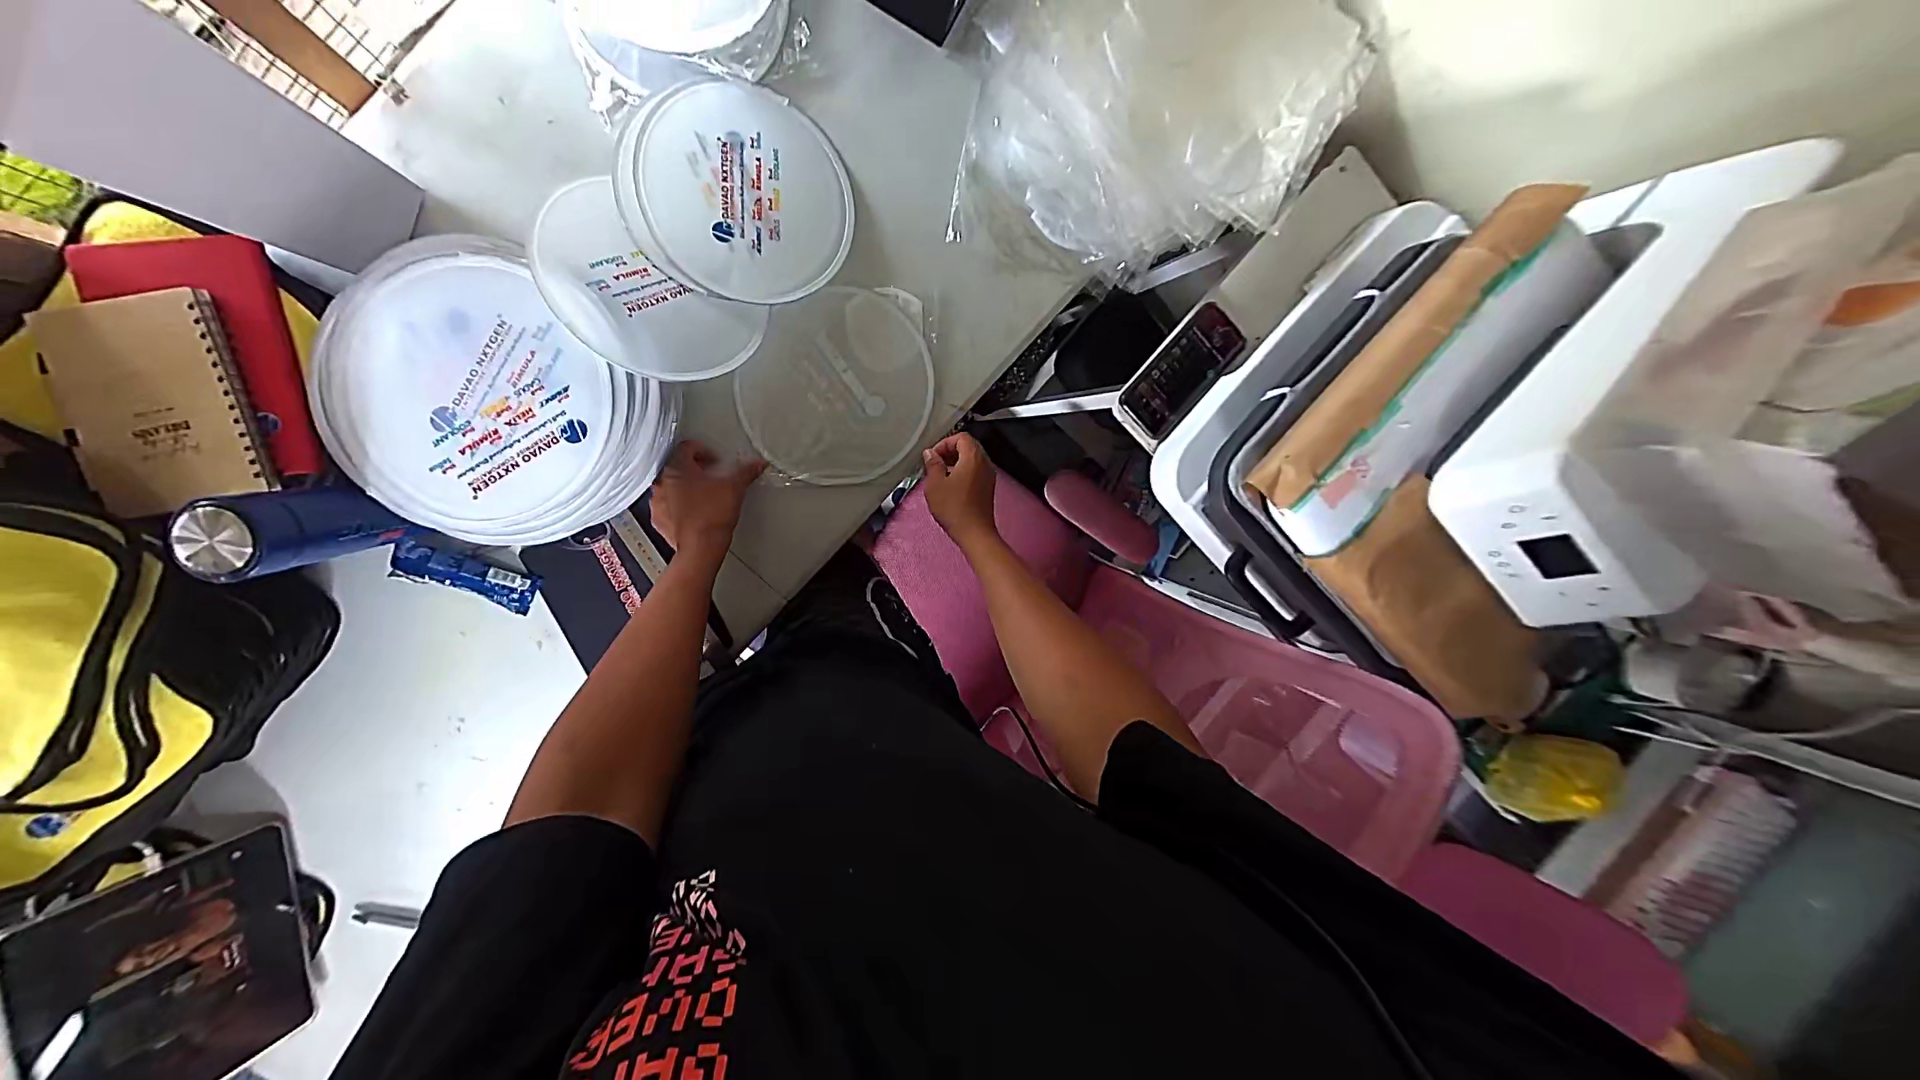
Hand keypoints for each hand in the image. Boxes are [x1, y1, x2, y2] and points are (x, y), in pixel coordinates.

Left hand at [649, 440, 764, 562]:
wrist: (701, 547)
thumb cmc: (712, 517)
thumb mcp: (735, 487)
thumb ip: (746, 471)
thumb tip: (756, 464)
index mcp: (677, 468)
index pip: (687, 447)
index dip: (704, 450)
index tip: (715, 459)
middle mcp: (663, 483)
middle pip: (678, 466)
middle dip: (696, 469)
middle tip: (713, 477)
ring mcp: (659, 502)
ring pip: (672, 487)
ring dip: (687, 488)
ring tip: (706, 496)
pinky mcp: (660, 520)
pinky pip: (668, 507)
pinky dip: (680, 507)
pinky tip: (697, 512)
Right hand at [922, 433, 998, 552]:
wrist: (974, 533)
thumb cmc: (955, 510)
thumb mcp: (935, 484)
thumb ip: (933, 464)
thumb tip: (930, 454)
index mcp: (973, 458)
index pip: (961, 437)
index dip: (944, 443)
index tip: (933, 455)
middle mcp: (985, 463)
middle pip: (968, 446)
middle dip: (950, 451)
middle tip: (935, 463)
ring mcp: (988, 475)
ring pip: (972, 458)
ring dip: (956, 461)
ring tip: (941, 474)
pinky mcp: (988, 487)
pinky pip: (976, 470)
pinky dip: (963, 471)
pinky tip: (951, 485)